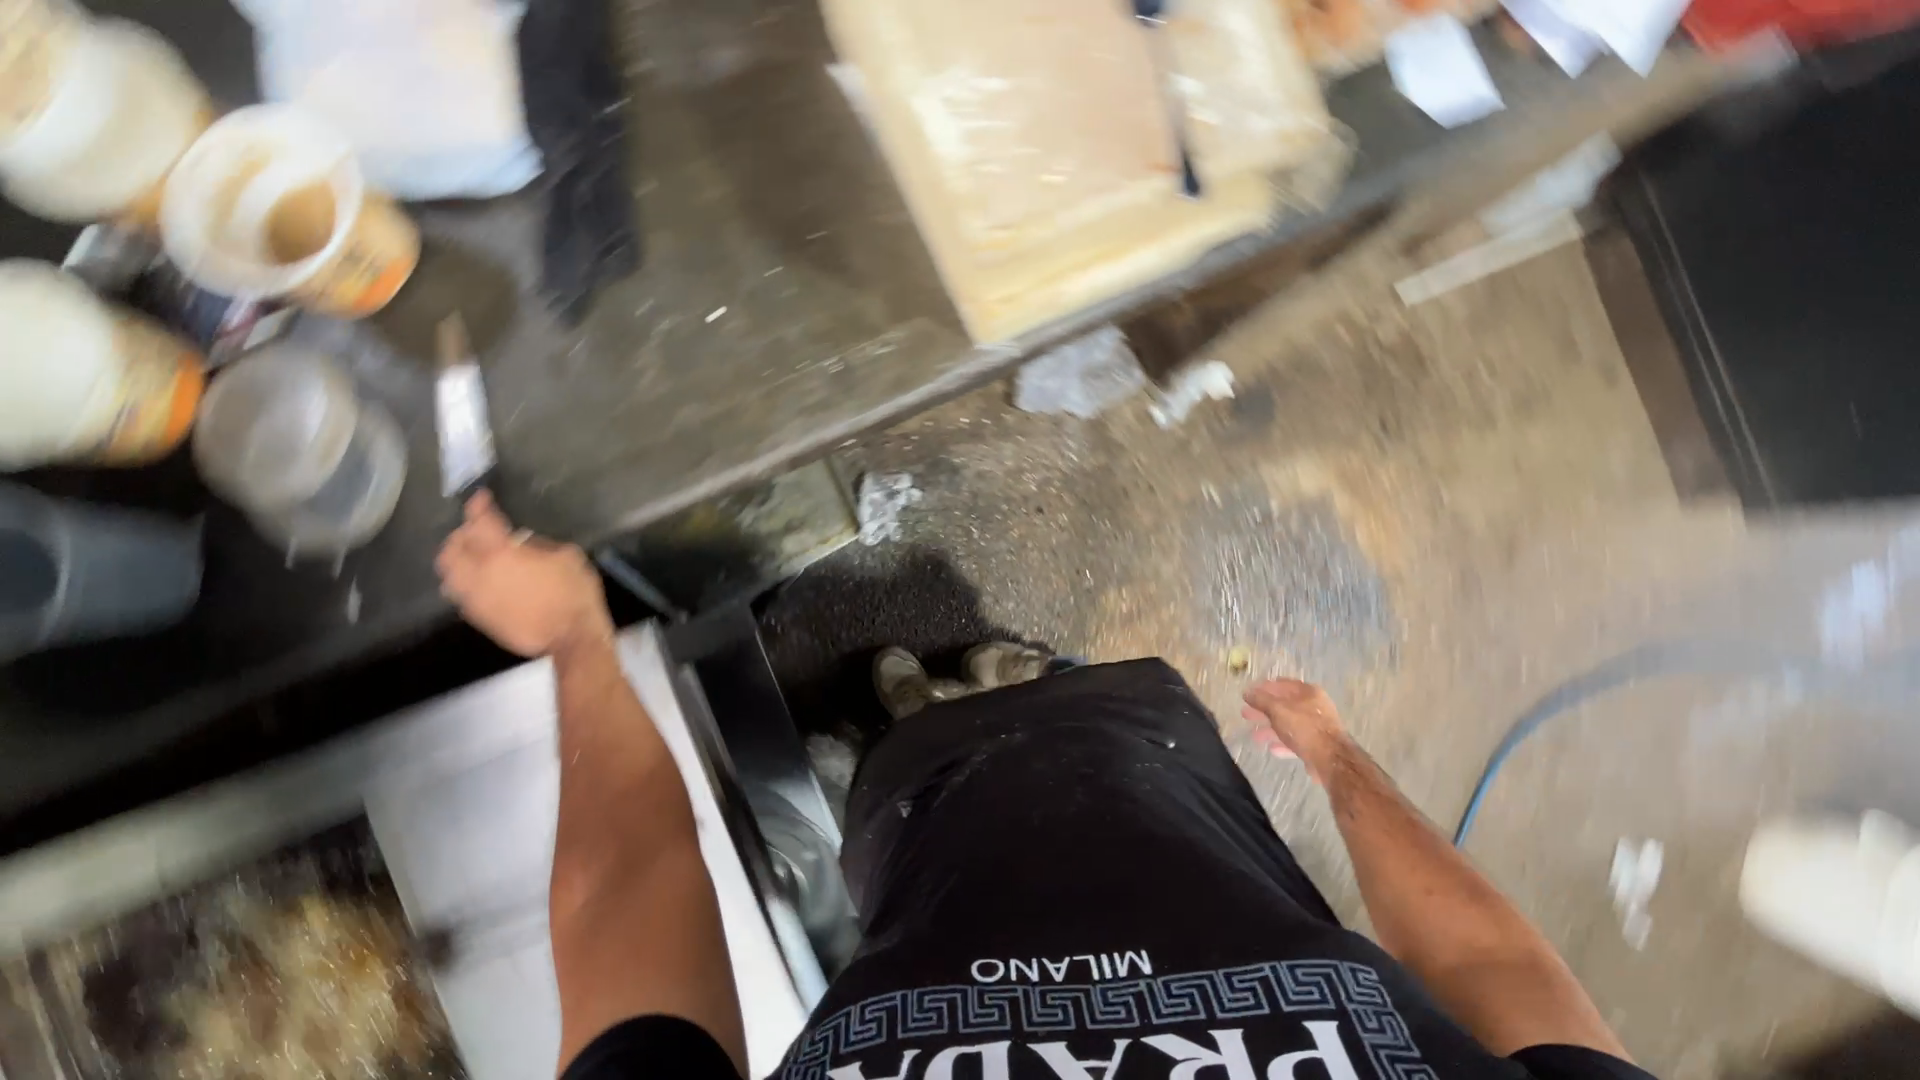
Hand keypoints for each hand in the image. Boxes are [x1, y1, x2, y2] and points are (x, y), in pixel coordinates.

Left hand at [435, 492, 612, 657]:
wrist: (571, 638)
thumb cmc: (574, 593)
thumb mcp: (567, 556)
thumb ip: (539, 546)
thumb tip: (524, 545)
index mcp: (502, 554)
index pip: (480, 522)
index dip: (479, 506)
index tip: (481, 498)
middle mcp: (480, 574)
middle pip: (451, 550)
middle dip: (461, 536)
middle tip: (476, 532)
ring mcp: (476, 599)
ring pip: (450, 576)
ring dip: (458, 563)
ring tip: (474, 559)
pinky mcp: (480, 618)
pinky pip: (463, 596)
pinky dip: (468, 584)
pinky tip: (486, 584)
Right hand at [1242, 678, 1347, 780]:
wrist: (1330, 759)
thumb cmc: (1303, 727)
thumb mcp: (1277, 710)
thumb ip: (1260, 700)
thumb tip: (1247, 692)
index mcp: (1308, 692)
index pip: (1281, 684)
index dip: (1263, 688)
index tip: (1248, 695)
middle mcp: (1315, 706)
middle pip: (1284, 705)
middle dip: (1264, 711)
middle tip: (1246, 714)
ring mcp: (1317, 726)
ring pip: (1289, 724)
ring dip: (1271, 729)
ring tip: (1255, 737)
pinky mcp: (1318, 744)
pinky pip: (1296, 740)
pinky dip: (1283, 743)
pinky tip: (1273, 749)